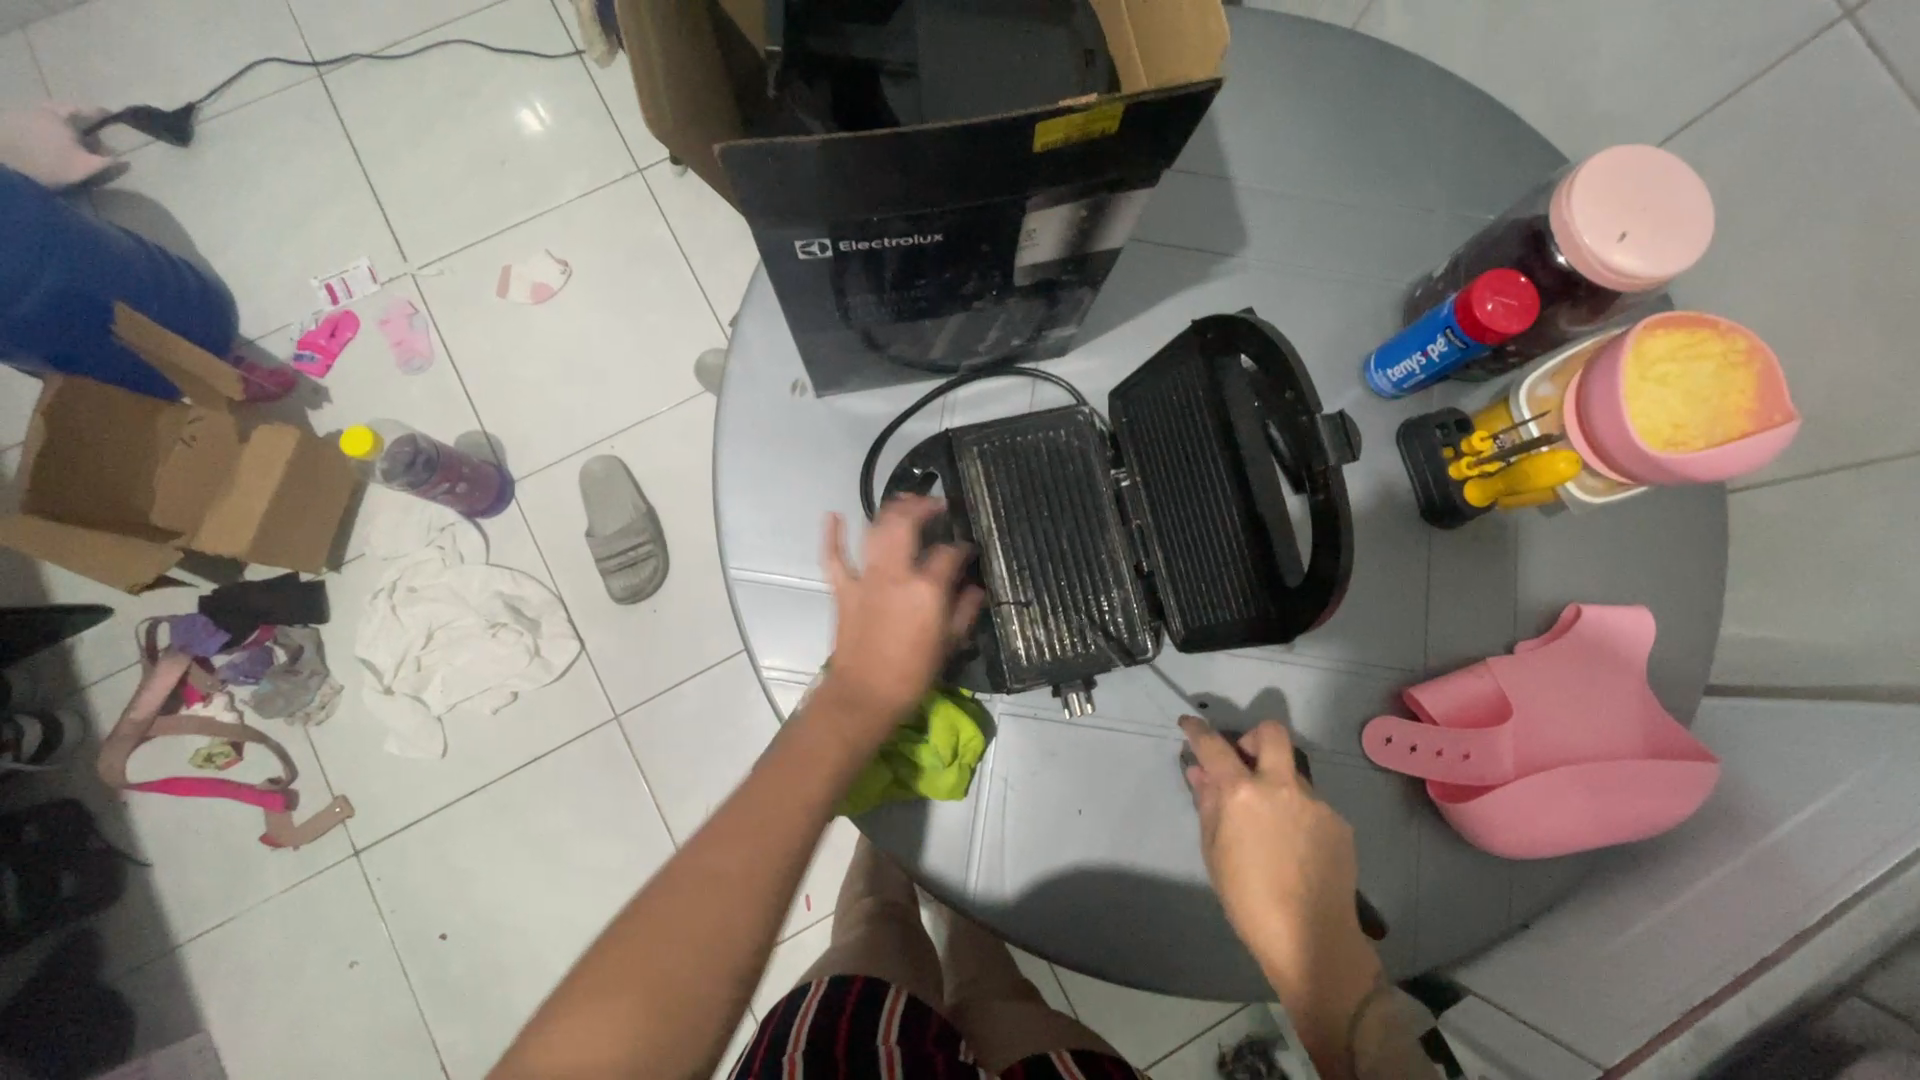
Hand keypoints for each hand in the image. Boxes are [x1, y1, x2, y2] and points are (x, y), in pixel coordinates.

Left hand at [818, 497, 984, 740]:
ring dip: (888, 511)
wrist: (865, 696)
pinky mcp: (843, 589)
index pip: (950, 553)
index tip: (968, 549)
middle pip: (906, 524)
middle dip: (922, 507)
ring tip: (902, 502)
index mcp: (927, 588)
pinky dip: (832, 535)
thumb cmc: (913, 674)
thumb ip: (965, 610)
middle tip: (935, 505)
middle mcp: (895, 574)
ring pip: (875, 531)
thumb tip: (975, 588)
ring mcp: (865, 578)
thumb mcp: (950, 643)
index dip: (962, 547)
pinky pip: (834, 557)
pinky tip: (834, 515)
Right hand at [1181, 716, 1380, 1074]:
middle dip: (1254, 738)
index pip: (1214, 746)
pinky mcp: (1339, 822)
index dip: (1197, 730)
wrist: (1310, 938)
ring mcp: (1315, 802)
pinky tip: (1295, 848)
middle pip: (1272, 733)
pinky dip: (1297, 814)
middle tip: (1244, 762)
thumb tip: (1201, 773)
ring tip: (1270, 826)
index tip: (1189, 723)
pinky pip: (1311, 805)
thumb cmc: (1247, 898)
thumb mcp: (1213, 850)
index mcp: (1242, 793)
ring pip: (1293, 774)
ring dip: (1277, 785)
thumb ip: (1208, 804)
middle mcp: (1281, 786)